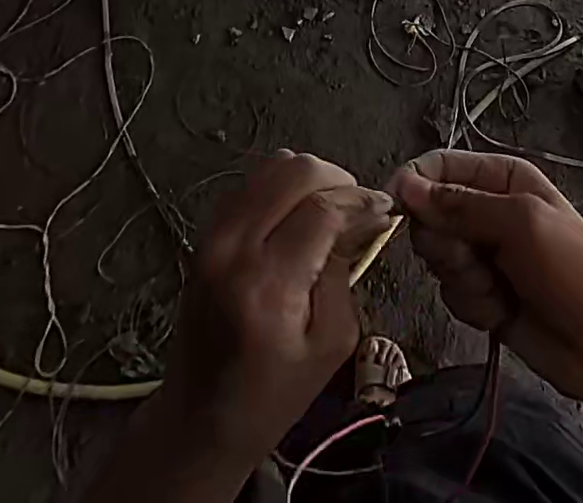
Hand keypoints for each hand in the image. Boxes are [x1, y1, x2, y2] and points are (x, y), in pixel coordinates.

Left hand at [89, 151, 392, 501]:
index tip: (384, 207)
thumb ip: (347, 268)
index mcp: (268, 284)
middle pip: (297, 171)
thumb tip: (366, 215)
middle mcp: (234, 248)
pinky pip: (254, 181)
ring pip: (274, 165)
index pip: (323, 208)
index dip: (361, 198)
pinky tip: (298, 215)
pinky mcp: (206, 232)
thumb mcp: (331, 342)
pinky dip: (283, 186)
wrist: (198, 417)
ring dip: (311, 179)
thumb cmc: (271, 394)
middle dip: (338, 180)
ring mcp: (214, 235)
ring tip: (329, 210)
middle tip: (356, 209)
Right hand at [387, 151, 582, 444]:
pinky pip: (449, 290)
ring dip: (463, 277)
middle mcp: (486, 209)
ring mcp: (482, 252)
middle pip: (429, 213)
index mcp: (501, 178)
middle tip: (475, 256)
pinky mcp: (479, 291)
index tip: (397, 207)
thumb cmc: (573, 272)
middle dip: (446, 241)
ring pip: (435, 255)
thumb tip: (404, 184)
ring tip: (500, 286)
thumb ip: (459, 204)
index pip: (439, 166)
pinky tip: (501, 310)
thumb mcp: (520, 225)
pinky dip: (472, 302)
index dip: (414, 183)